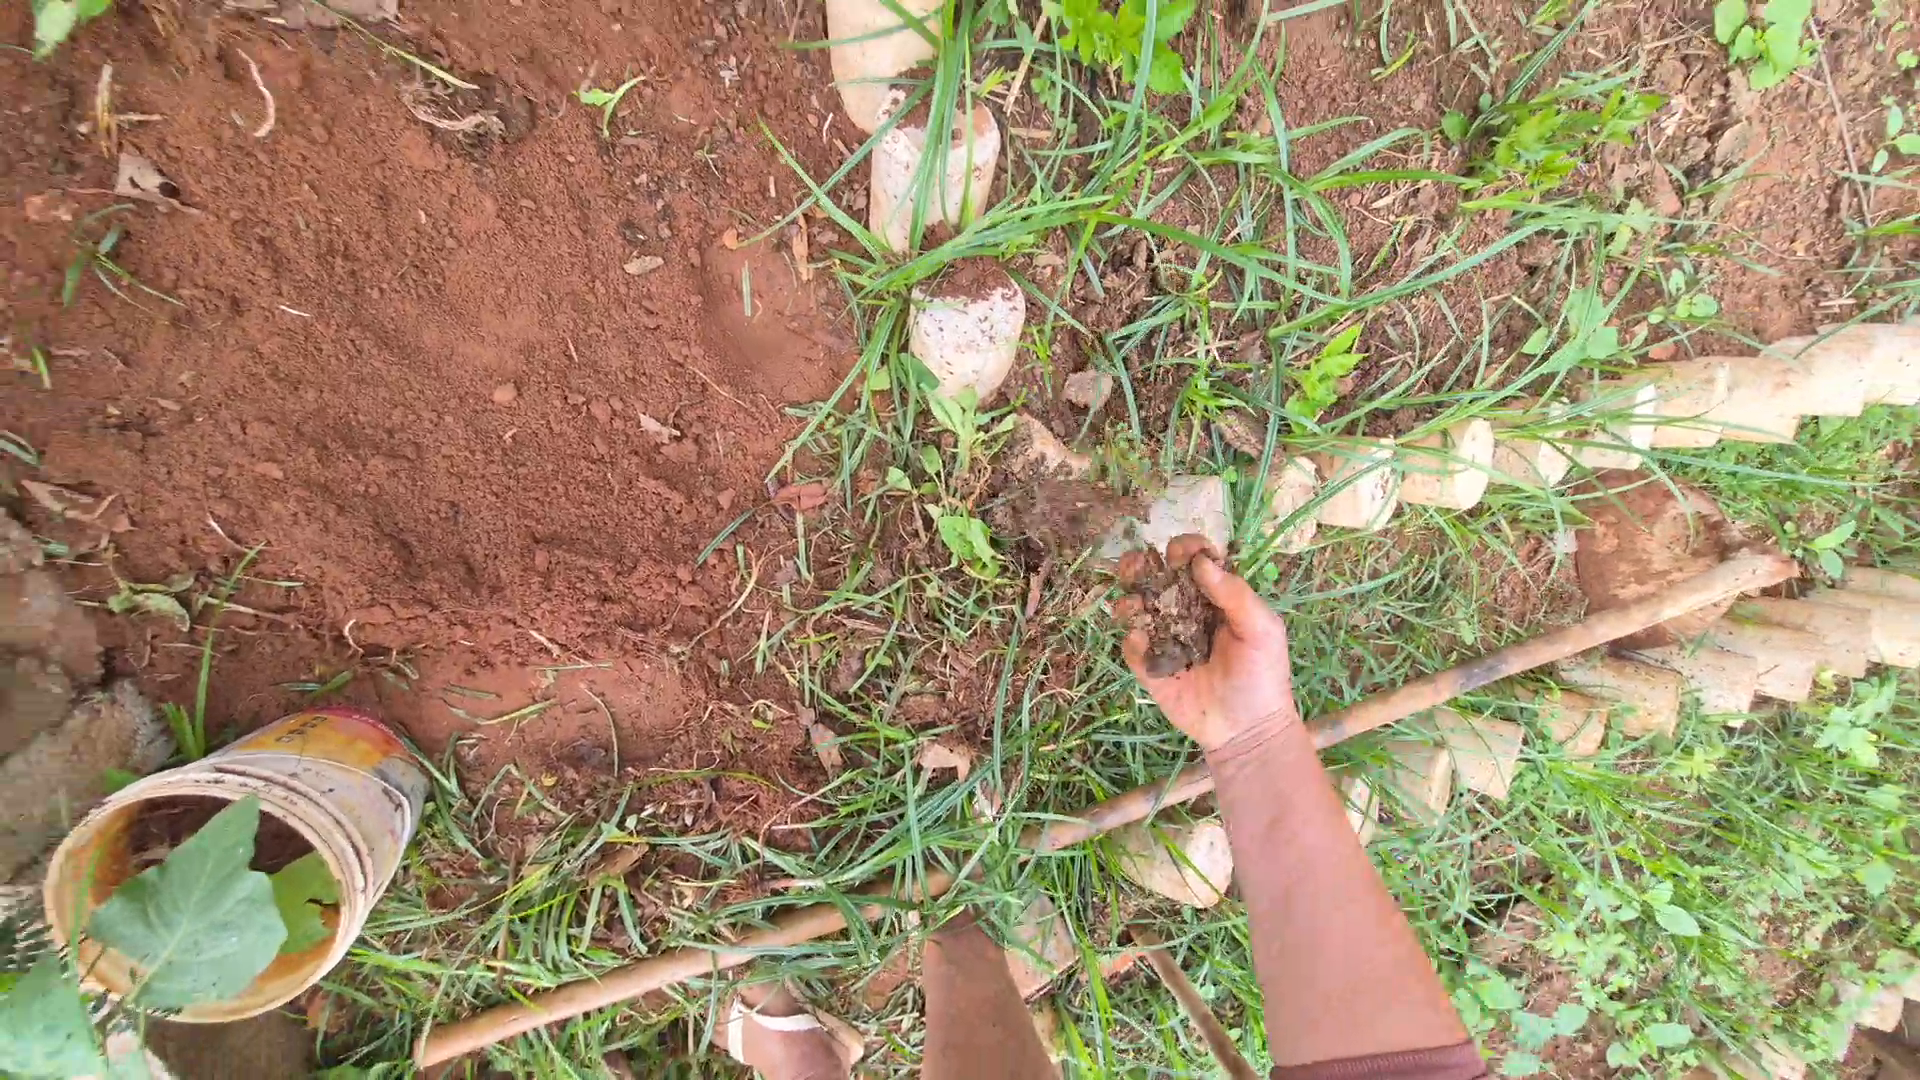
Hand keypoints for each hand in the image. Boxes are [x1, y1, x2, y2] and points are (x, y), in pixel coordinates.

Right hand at [1122, 535, 1300, 755]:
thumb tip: (1201, 561)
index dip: (1185, 549)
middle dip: (1140, 565)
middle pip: (1155, 577)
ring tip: (1131, 606)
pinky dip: (1132, 640)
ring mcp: (1164, 637)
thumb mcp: (1261, 630)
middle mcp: (1184, 610)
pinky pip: (1132, 647)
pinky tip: (1141, 641)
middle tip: (1135, 566)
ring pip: (1135, 606)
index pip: (1195, 561)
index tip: (1182, 553)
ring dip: (1127, 598)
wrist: (1248, 729)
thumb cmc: (1262, 675)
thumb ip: (1235, 594)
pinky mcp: (1149, 665)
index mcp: (1214, 596)